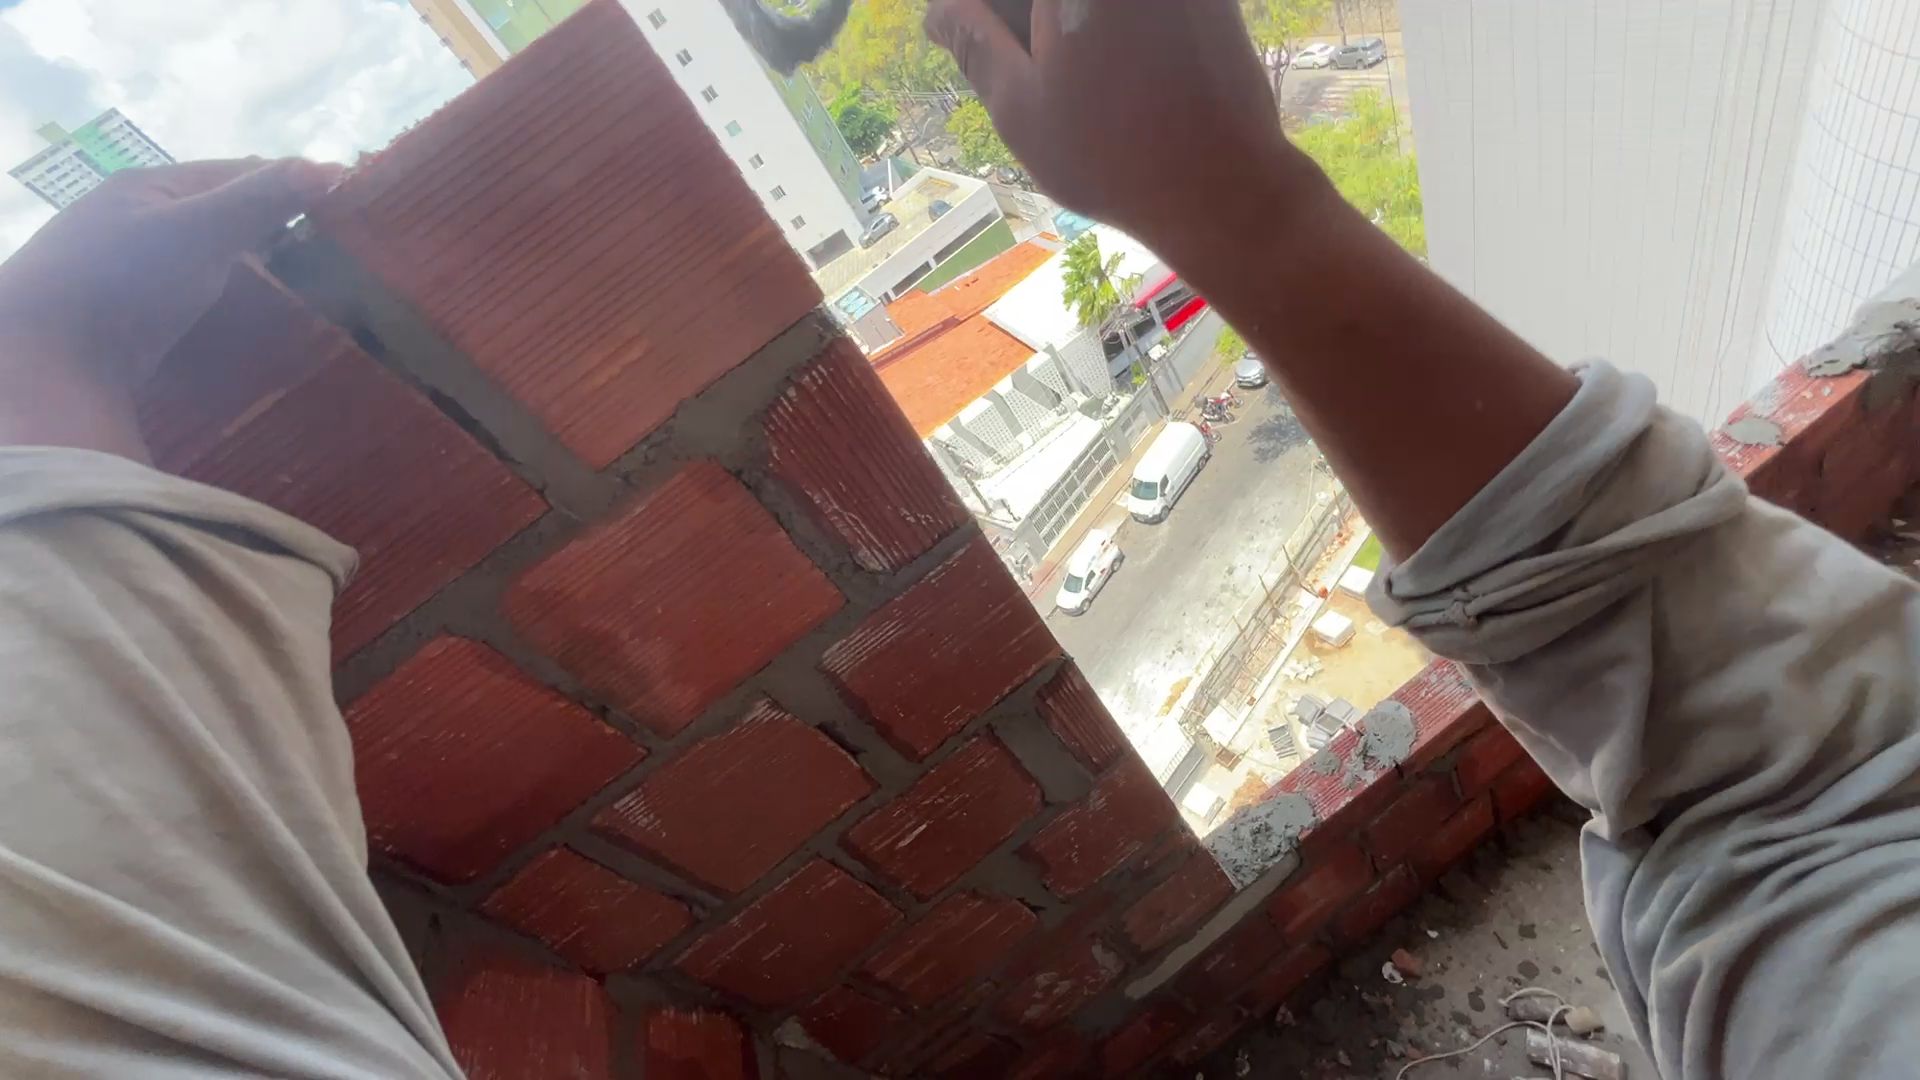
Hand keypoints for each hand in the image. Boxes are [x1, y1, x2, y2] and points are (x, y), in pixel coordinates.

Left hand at [0, 157, 339, 458]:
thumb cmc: (125, 279)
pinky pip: (228, 291)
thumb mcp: (198, 231)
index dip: (299, 185)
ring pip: (238, 257)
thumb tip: (329, 167)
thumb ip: (260, 200)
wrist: (59, 353)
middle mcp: (154, 219)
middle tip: (356, 252)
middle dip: (296, 230)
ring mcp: (158, 265)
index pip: (244, 175)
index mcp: (155, 188)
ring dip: (283, 269)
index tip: (356, 204)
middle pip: (242, 217)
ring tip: (335, 287)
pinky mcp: (166, 306)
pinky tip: (290, 313)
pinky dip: (263, 296)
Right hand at [925, 0, 1316, 258]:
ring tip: (1063, 79)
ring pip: (1085, 5)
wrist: (1217, 183)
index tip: (961, 35)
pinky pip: (1131, 11)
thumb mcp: (1020, 106)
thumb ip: (975, 44)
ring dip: (1062, 27)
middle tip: (1014, 67)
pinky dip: (1105, 27)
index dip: (978, 16)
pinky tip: (1106, 72)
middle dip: (1021, 21)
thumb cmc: (1106, 154)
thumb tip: (940, 14)